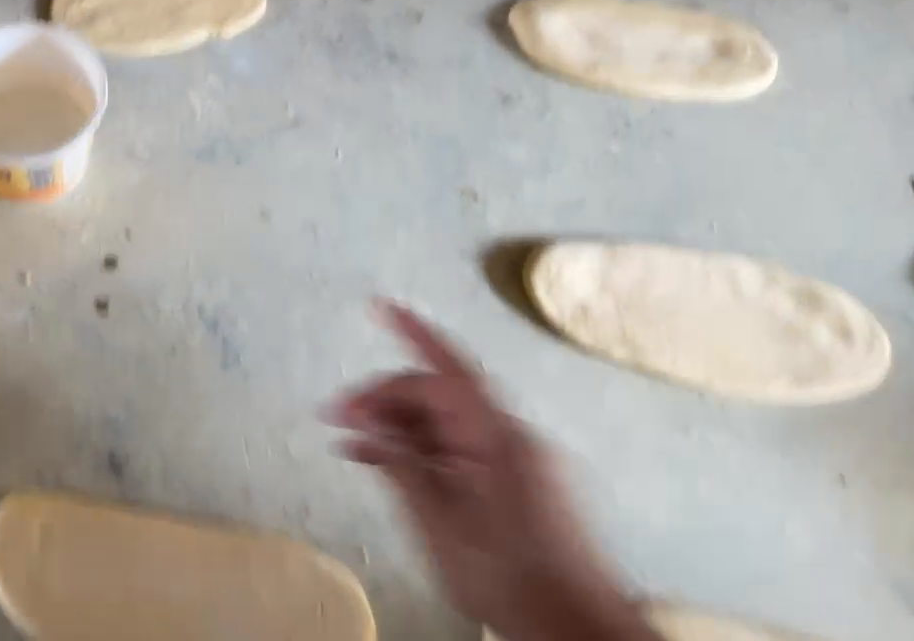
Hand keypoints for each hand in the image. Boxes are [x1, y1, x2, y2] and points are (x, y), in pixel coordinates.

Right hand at [326, 302, 654, 640]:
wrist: (578, 632)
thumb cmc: (507, 577)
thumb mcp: (438, 521)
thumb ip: (401, 464)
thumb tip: (366, 424)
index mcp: (496, 438)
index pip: (449, 370)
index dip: (414, 333)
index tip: (379, 306)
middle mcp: (510, 438)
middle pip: (437, 397)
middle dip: (382, 399)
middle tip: (335, 418)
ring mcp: (515, 461)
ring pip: (443, 423)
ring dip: (396, 427)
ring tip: (350, 446)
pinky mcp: (515, 483)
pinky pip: (457, 448)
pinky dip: (419, 450)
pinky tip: (382, 464)